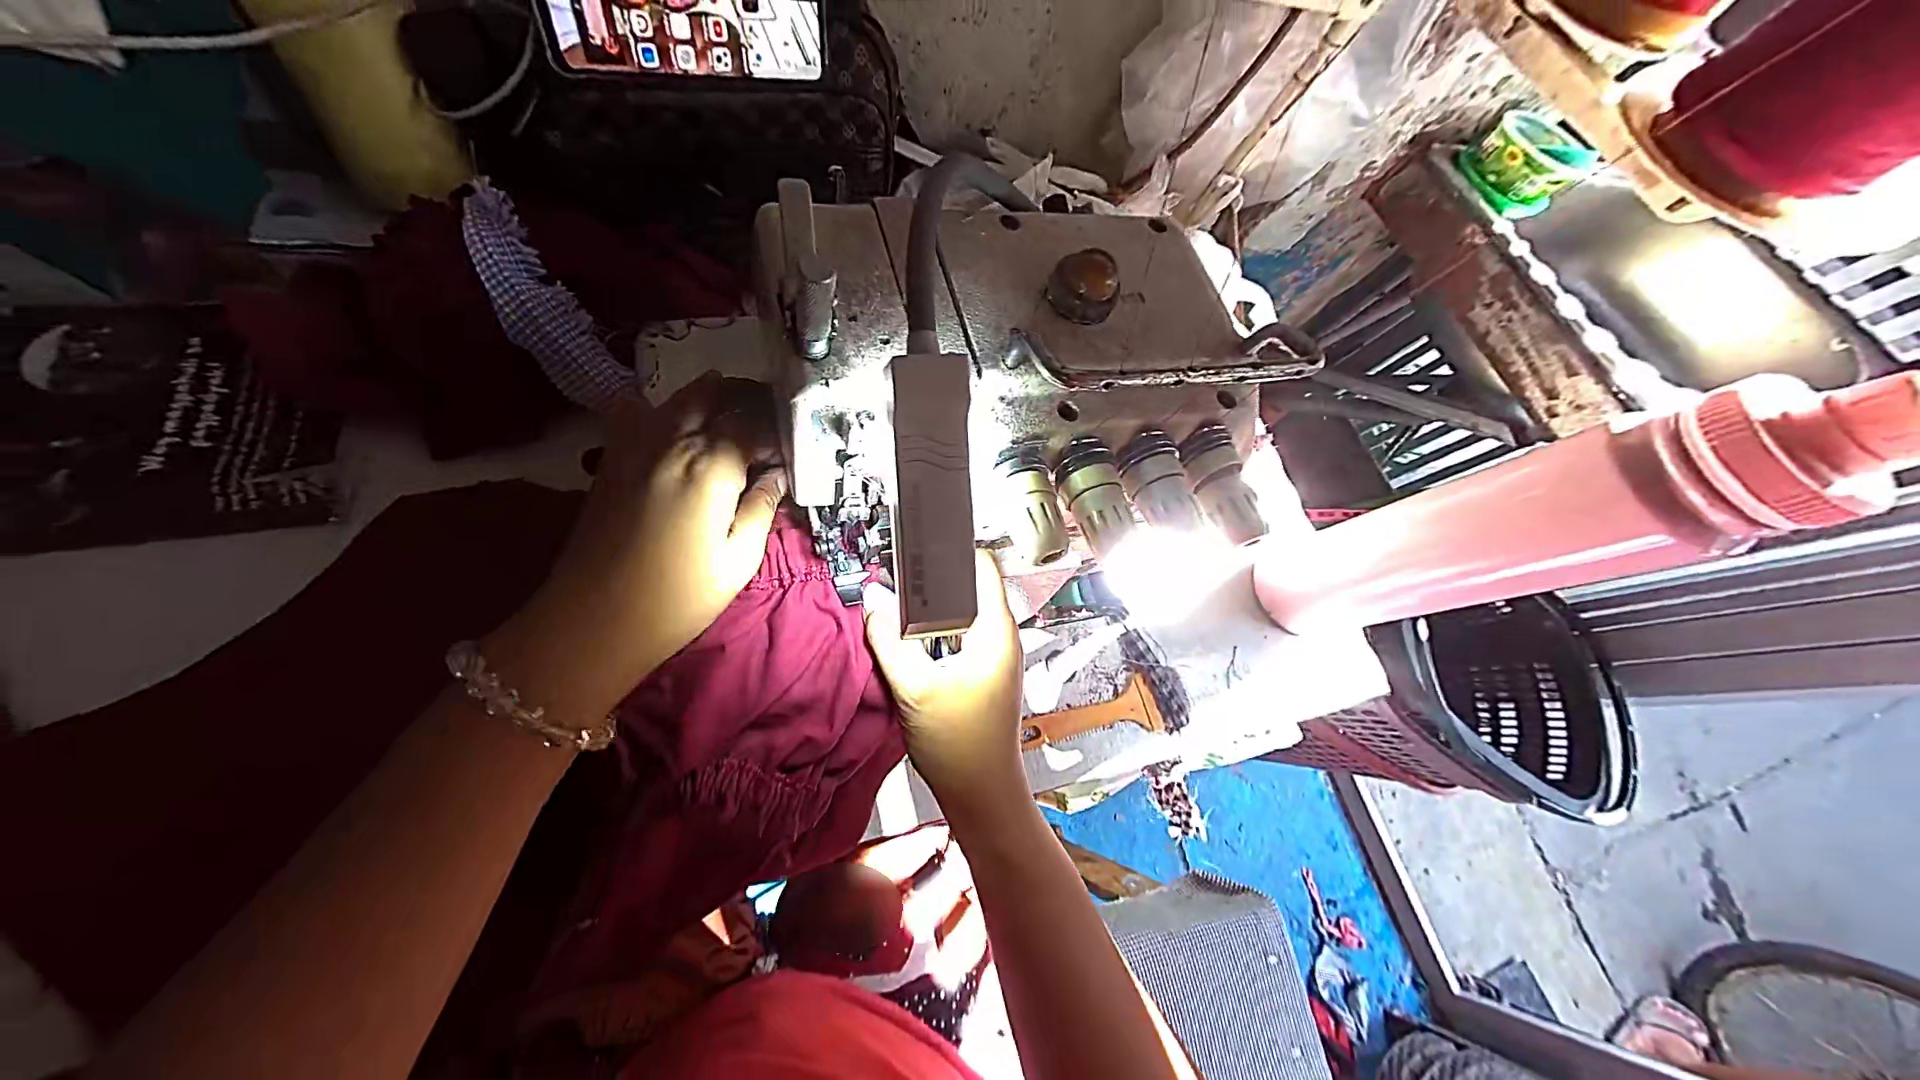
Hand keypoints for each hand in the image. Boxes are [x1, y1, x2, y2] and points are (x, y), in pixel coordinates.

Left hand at [487, 375, 785, 723]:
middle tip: (770, 416)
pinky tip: (682, 427)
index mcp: (711, 466)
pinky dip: (669, 410)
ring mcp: (636, 445)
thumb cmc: (678, 597)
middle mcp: (672, 442)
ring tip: (735, 414)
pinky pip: (642, 413)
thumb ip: (762, 507)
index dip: (778, 428)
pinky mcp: (613, 458)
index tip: (794, 444)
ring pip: (679, 398)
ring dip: (712, 397)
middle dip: (747, 397)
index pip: (753, 423)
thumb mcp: (738, 560)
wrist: (595, 619)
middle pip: (714, 394)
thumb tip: (778, 474)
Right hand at [863, 548, 1024, 813]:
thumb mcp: (915, 688)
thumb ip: (889, 640)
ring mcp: (992, 656)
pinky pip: (955, 635)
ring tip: (898, 603)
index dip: (950, 546)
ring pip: (958, 613)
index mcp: (997, 633)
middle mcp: (1001, 639)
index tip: (920, 538)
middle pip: (967, 586)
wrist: (981, 793)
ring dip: (929, 607)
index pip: (981, 566)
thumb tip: (874, 601)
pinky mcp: (980, 672)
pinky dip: (932, 630)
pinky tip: (909, 640)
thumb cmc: (962, 748)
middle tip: (896, 573)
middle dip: (930, 577)